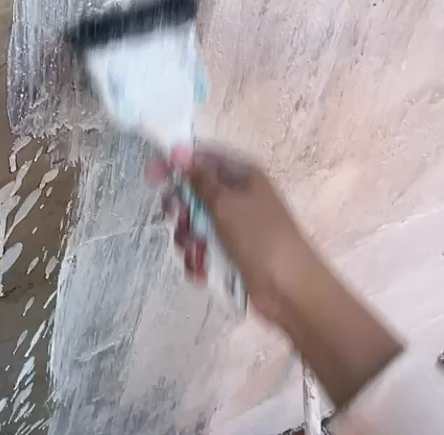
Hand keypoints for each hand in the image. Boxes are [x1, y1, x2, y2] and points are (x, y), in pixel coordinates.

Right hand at [154, 146, 319, 322]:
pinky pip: (202, 249)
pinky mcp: (230, 255)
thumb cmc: (260, 237)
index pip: (202, 158)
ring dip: (189, 237)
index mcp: (242, 175)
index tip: (152, 177)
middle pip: (194, 192)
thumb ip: (198, 178)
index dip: (176, 164)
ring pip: (194, 224)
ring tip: (198, 251)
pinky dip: (199, 259)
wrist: (291, 292)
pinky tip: (204, 269)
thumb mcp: (226, 203)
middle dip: (181, 208)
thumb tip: (178, 151)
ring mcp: (234, 227)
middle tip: (178, 218)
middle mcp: (237, 197)